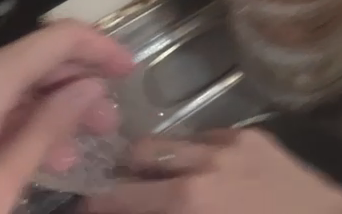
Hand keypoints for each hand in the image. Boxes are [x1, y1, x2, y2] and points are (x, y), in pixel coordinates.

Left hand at [0, 20, 135, 213]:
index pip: (59, 39)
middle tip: (105, 126)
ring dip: (38, 111)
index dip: (102, 47)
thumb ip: (46, 131)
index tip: (130, 71)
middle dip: (73, 87)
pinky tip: (10, 160)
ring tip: (66, 155)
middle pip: (28, 62)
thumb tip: (89, 85)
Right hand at [86, 131, 341, 213]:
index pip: (118, 195)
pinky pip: (211, 136)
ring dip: (157, 159)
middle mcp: (205, 159)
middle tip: (113, 193)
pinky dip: (194, 152)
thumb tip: (136, 206)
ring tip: (150, 182)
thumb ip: (162, 211)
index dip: (95, 204)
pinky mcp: (258, 135)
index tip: (84, 208)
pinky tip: (197, 173)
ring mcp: (234, 141)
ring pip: (176, 140)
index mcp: (187, 197)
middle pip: (142, 152)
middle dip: (121, 172)